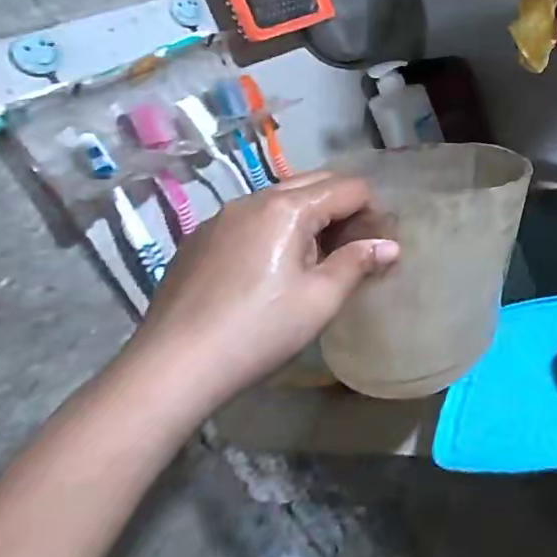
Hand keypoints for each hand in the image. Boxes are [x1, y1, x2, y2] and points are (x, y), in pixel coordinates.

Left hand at [126, 171, 398, 409]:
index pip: (350, 188)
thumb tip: (390, 246)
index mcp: (287, 208)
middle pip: (317, 182)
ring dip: (311, 216)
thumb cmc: (257, 331)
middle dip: (344, 207)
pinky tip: (272, 270)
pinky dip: (277, 228)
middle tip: (354, 248)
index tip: (377, 247)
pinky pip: (253, 218)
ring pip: (282, 198)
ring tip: (316, 259)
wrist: (166, 373)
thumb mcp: (322, 299)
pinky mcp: (197, 242)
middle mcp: (252, 200)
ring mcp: (219, 219)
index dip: (373, 213)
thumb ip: (359, 262)